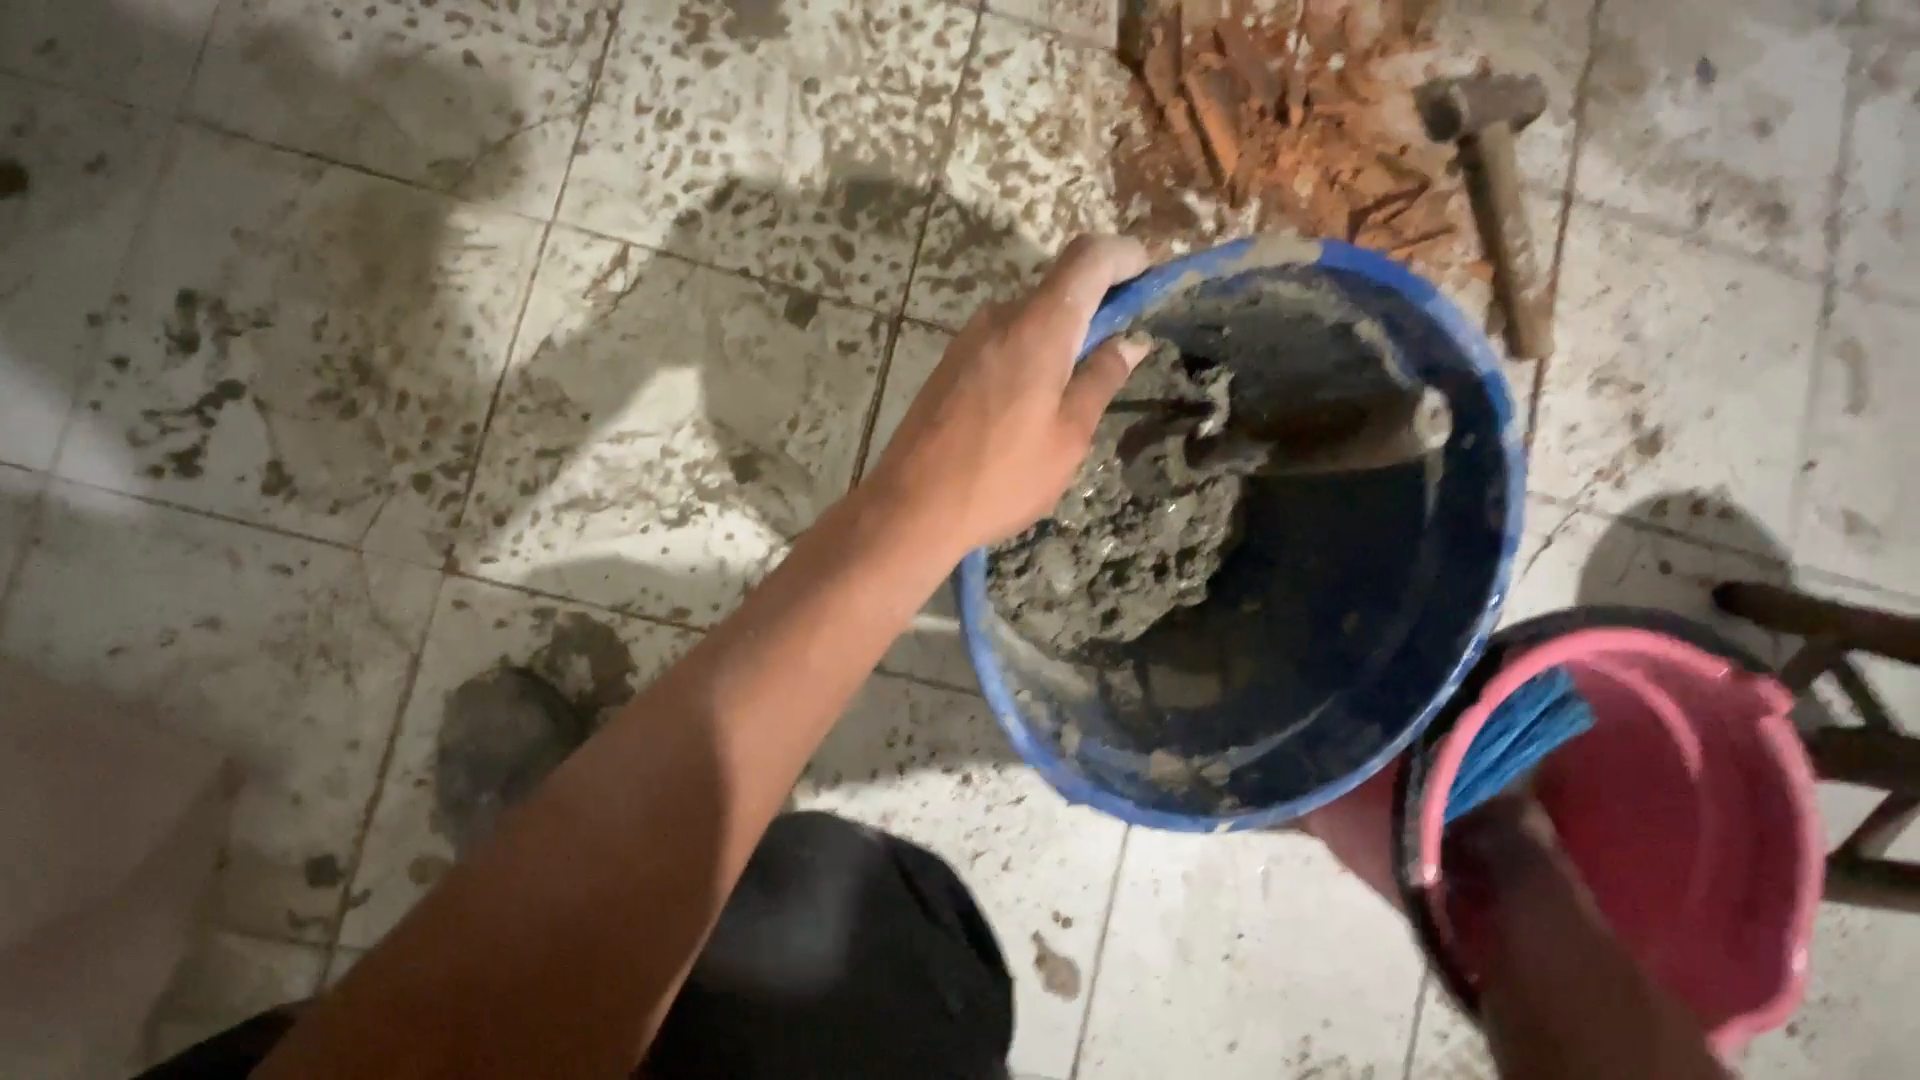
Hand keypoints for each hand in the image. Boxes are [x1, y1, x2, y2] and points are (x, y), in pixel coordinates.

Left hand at [866, 234, 1152, 550]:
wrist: (911, 507)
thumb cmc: (1001, 477)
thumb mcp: (1068, 436)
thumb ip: (1101, 380)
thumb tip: (1131, 341)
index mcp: (1037, 327)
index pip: (1088, 257)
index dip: (1125, 255)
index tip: (1151, 275)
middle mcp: (999, 319)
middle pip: (1058, 289)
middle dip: (1098, 306)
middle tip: (1124, 348)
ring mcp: (968, 340)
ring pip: (1030, 319)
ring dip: (1063, 337)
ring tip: (1080, 390)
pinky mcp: (950, 365)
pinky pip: (1004, 343)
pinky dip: (1033, 354)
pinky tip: (1036, 404)